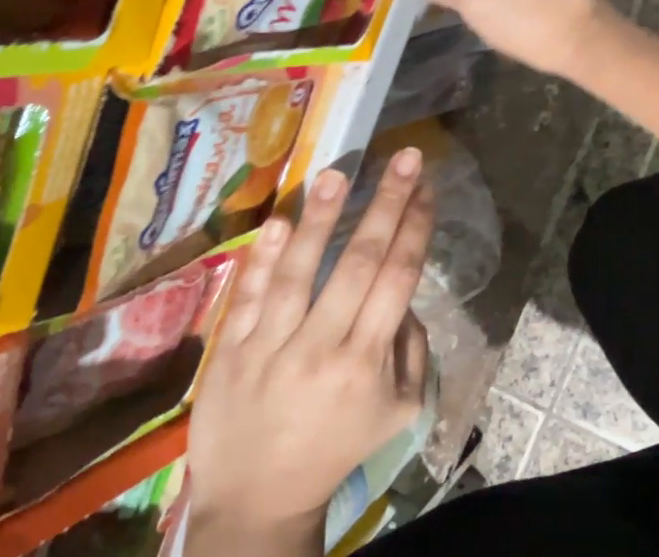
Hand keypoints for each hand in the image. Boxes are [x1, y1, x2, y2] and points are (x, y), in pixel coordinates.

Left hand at [187, 153, 434, 556]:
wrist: (257, 500)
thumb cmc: (338, 448)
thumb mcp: (400, 411)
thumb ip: (411, 351)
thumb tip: (404, 300)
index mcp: (368, 360)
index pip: (399, 277)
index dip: (416, 227)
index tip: (428, 187)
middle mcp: (323, 346)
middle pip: (360, 263)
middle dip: (388, 205)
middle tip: (405, 159)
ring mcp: (271, 348)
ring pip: (300, 272)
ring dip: (322, 219)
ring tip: (338, 172)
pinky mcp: (230, 354)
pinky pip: (247, 299)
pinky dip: (262, 259)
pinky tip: (280, 222)